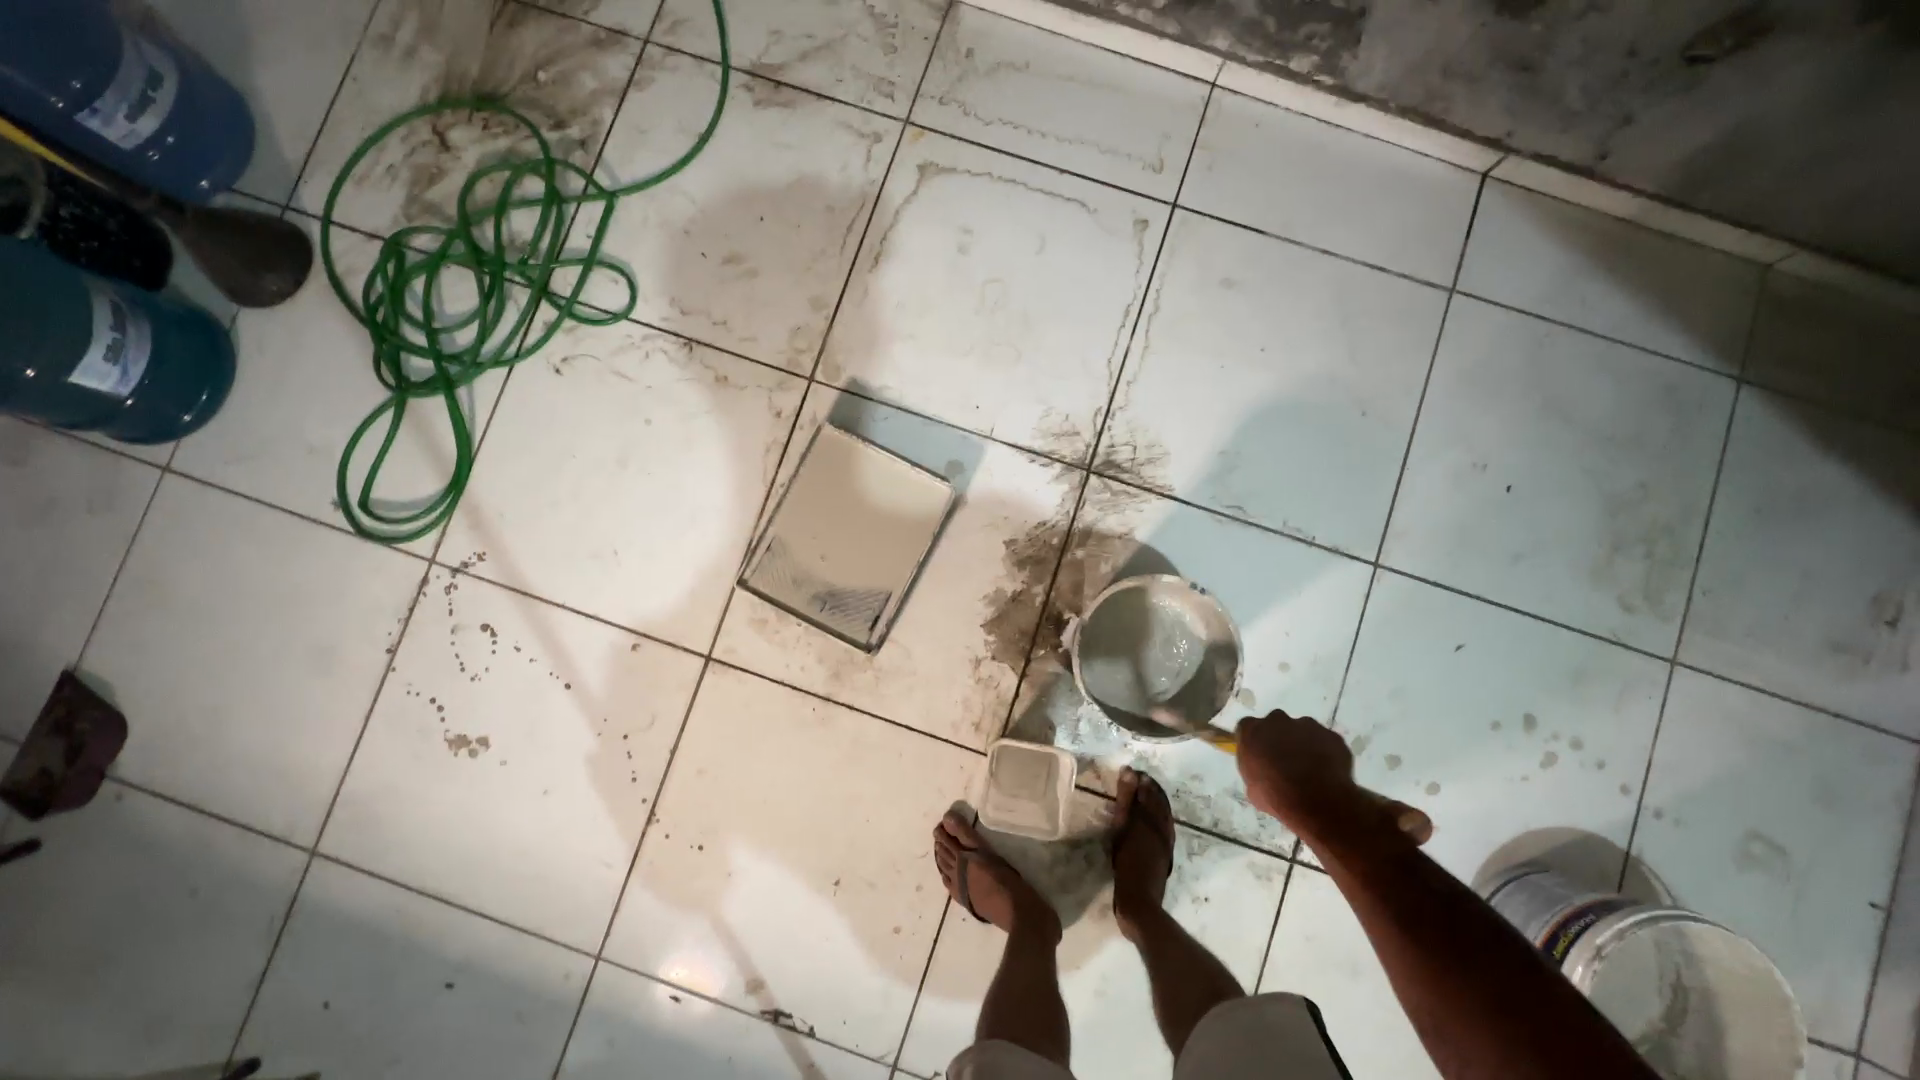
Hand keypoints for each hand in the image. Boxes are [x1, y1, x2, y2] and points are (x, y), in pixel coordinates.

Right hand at [1236, 710, 1432, 844]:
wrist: (1318, 804)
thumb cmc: (1277, 799)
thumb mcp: (1254, 790)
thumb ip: (1257, 774)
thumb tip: (1263, 776)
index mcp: (1252, 731)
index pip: (1250, 730)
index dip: (1260, 746)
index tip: (1267, 762)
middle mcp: (1279, 720)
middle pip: (1278, 728)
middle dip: (1284, 743)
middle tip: (1290, 770)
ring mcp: (1307, 726)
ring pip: (1304, 734)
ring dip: (1306, 748)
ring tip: (1315, 776)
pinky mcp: (1332, 736)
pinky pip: (1326, 743)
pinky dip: (1328, 755)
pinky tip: (1332, 776)